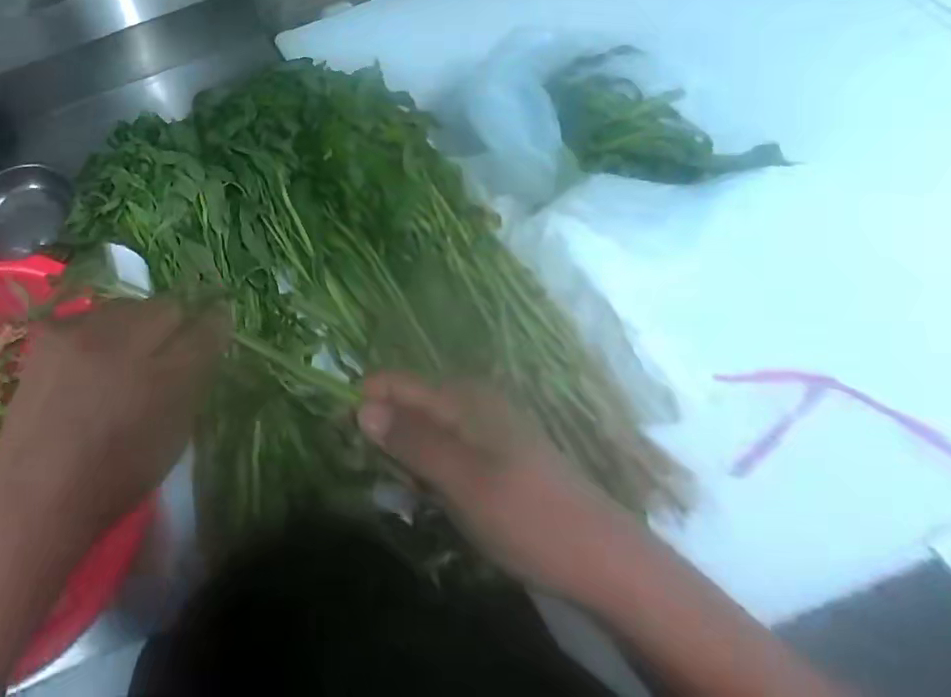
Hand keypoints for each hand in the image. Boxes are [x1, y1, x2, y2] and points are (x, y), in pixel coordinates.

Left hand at [0, 296, 227, 538]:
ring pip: (126, 306)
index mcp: (167, 378)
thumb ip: (193, 382)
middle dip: (173, 321)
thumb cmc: (115, 477)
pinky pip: (88, 317)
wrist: (37, 492)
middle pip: (165, 306)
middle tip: (166, 346)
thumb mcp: (174, 435)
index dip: (214, 323)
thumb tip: (202, 344)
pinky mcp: (50, 333)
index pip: (204, 328)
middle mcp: (126, 343)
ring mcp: (82, 332)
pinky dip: (95, 332)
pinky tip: (87, 358)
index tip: (214, 323)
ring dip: (134, 323)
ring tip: (124, 353)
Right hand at [356, 372, 640, 598]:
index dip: (361, 405)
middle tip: (380, 480)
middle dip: (382, 437)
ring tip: (405, 497)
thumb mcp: (461, 480)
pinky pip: (444, 454)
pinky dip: (428, 473)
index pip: (391, 383)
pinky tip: (432, 502)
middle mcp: (471, 404)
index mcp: (462, 397)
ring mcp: (486, 432)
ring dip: (404, 461)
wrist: (610, 567)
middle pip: (404, 406)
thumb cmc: (530, 516)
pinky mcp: (495, 460)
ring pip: (422, 434)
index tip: (340, 441)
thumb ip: (410, 440)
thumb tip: (359, 406)